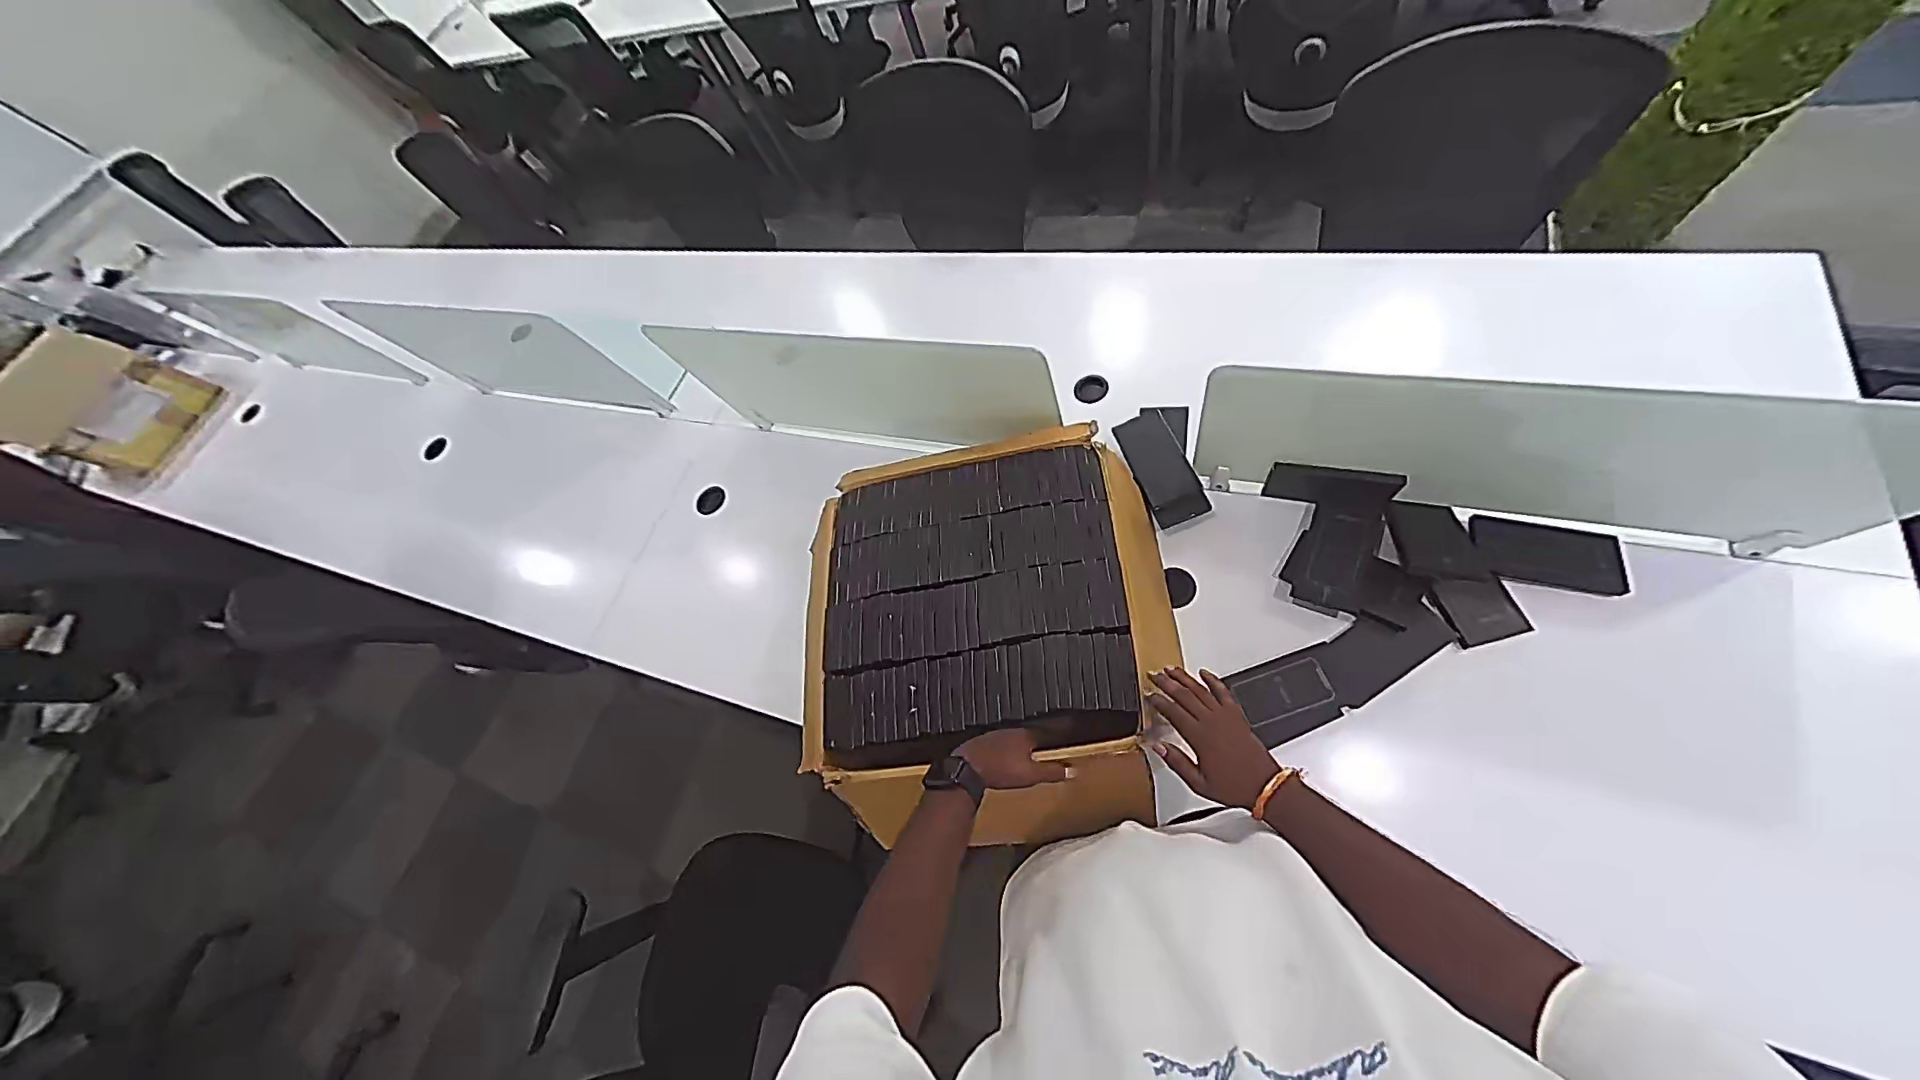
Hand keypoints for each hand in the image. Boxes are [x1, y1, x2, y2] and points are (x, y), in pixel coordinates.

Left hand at [956, 727, 1074, 789]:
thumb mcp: (1030, 774)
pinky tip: (1002, 764)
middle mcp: (1009, 731)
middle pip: (1028, 736)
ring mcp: (994, 736)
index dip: (1052, 741)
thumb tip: (1072, 770)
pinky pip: (998, 747)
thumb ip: (1051, 772)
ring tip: (1022, 762)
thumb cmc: (1000, 769)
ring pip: (1012, 741)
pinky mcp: (981, 744)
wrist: (966, 768)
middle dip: (1035, 746)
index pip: (1044, 734)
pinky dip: (1003, 754)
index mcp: (1024, 735)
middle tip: (1041, 756)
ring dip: (1018, 750)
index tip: (1058, 746)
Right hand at [1147, 667, 1280, 809]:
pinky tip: (1204, 673)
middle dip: (1166, 683)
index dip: (1158, 701)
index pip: (1173, 711)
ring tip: (1171, 669)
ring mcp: (1226, 716)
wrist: (1265, 786)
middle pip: (1184, 695)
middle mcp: (1212, 722)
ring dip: (1184, 678)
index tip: (1149, 695)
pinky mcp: (1238, 715)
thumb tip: (1159, 747)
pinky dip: (1213, 680)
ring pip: (1200, 690)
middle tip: (1154, 675)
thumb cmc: (1234, 786)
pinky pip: (1223, 692)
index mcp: (1200, 738)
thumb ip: (1176, 762)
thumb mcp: (1198, 783)